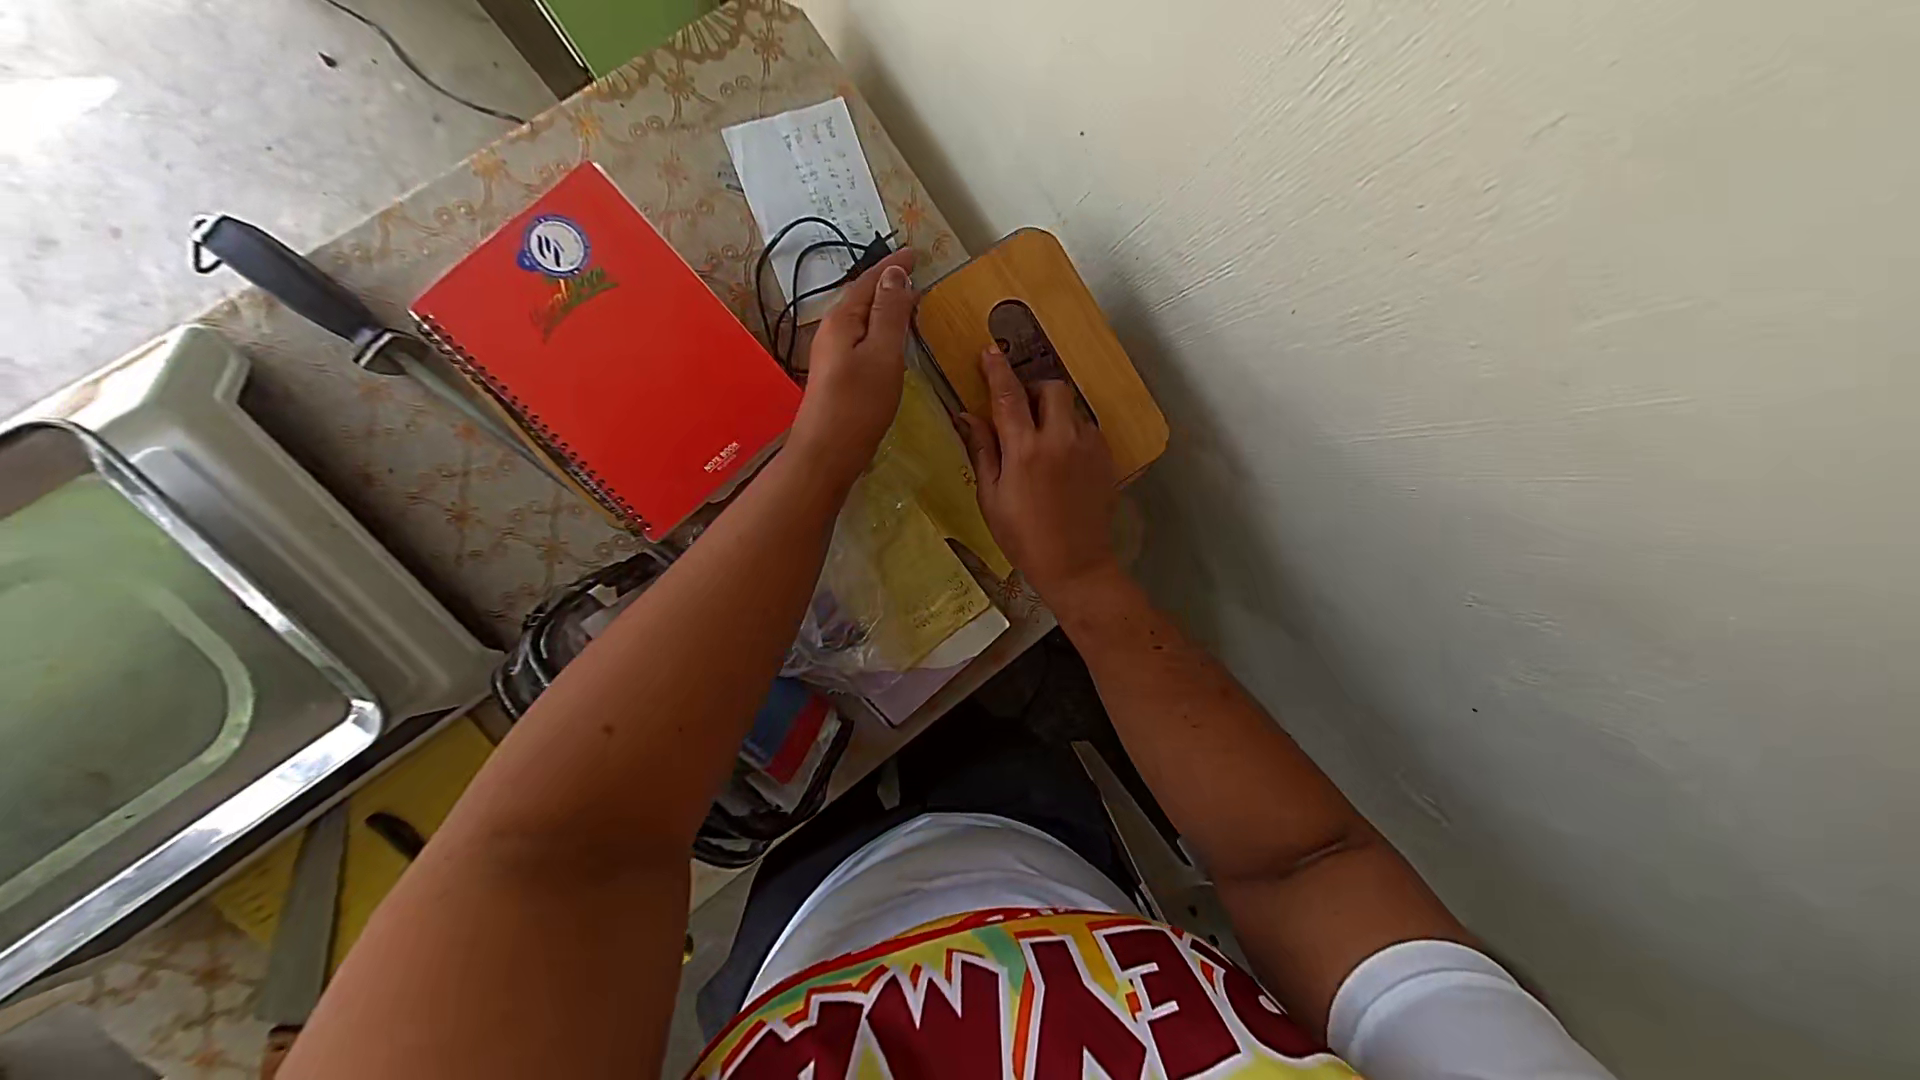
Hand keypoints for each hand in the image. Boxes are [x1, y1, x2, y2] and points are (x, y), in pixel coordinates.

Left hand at [788, 249, 916, 482]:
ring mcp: (832, 356)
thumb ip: (890, 313)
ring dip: (883, 308)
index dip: (894, 266)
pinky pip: (862, 341)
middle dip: (887, 284)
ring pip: (861, 320)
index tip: (916, 252)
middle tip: (915, 275)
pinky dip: (880, 332)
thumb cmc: (858, 404)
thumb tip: (895, 273)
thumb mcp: (883, 354)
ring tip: (907, 303)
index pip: (870, 282)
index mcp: (842, 320)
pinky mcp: (838, 377)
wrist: (827, 453)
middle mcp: (832, 332)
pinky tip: (891, 343)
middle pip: (862, 298)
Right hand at [958, 346, 1121, 601]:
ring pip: (1072, 408)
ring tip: (1042, 441)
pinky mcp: (1106, 458)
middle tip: (1020, 410)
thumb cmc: (1023, 536)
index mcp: (1026, 450)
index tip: (989, 352)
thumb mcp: (991, 497)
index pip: (1008, 395)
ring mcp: (1088, 447)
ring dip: (1054, 412)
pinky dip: (1071, 431)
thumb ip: (982, 450)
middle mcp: (1061, 439)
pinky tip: (1061, 458)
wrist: (1075, 564)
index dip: (996, 369)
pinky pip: (1087, 428)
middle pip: (1051, 388)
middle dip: (1034, 389)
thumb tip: (966, 415)